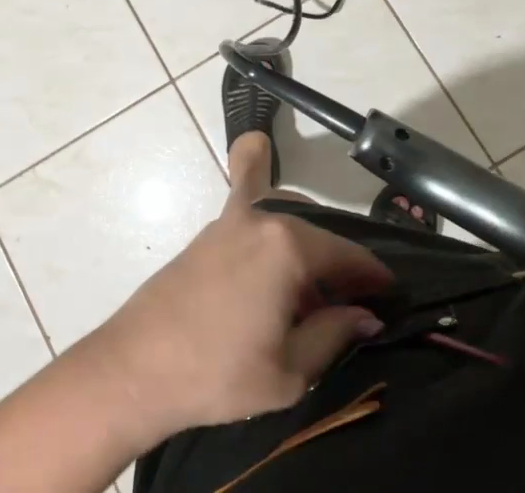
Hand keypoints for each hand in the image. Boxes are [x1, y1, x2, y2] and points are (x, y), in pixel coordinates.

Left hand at [80, 185, 393, 443]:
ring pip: (286, 213)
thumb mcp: (289, 371)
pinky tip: (256, 148)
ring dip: (307, 241)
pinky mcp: (208, 233)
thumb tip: (366, 314)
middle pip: (319, 235)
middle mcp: (263, 220)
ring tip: (311, 289)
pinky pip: (243, 191)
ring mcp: (230, 221)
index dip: (375, 280)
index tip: (391, 302)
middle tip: (347, 311)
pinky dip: (255, 168)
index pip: (350, 257)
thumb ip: (334, 334)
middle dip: (339, 268)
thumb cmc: (217, 376)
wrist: (134, 371)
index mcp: (289, 247)